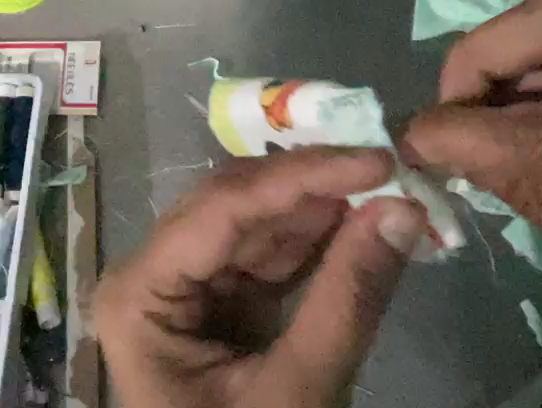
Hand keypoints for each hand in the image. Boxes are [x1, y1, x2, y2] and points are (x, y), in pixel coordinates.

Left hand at [95, 147, 426, 407]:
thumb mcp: (297, 395)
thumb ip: (346, 301)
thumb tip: (402, 211)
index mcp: (140, 291)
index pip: (221, 209)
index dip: (300, 176)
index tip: (373, 158)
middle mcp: (152, 271)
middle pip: (233, 206)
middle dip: (311, 184)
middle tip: (385, 164)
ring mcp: (184, 283)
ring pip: (254, 223)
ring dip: (319, 206)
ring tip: (383, 184)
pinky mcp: (218, 300)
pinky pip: (268, 256)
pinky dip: (316, 240)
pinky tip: (358, 217)